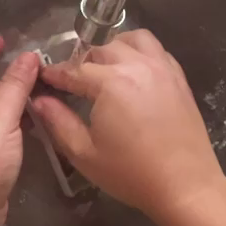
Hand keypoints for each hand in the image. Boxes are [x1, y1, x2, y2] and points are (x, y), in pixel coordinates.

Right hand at [35, 30, 225, 224]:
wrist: (185, 186)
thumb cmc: (132, 173)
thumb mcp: (85, 153)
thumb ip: (58, 122)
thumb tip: (39, 100)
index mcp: (111, 83)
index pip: (74, 69)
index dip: (55, 74)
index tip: (43, 77)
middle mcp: (137, 66)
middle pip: (101, 49)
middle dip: (82, 61)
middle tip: (73, 81)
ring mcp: (162, 69)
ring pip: (133, 39)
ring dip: (114, 47)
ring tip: (105, 67)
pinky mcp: (179, 78)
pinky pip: (157, 50)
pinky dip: (140, 52)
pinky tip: (134, 71)